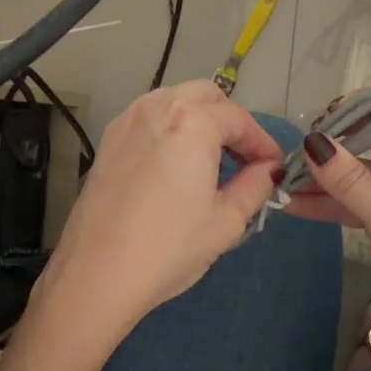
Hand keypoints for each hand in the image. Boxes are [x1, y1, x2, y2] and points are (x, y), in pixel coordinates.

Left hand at [29, 81, 283, 358]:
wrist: (97, 273)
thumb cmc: (169, 247)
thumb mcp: (226, 220)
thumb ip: (255, 186)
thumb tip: (268, 170)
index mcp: (191, 120)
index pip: (239, 119)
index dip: (262, 142)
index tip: (273, 167)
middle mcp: (156, 107)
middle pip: (205, 96)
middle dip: (229, 121)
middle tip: (243, 159)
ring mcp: (126, 121)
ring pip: (172, 102)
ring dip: (197, 121)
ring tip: (210, 162)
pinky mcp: (106, 141)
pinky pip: (148, 119)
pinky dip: (168, 130)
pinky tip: (174, 167)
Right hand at [285, 90, 370, 349]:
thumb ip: (352, 183)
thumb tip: (312, 140)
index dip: (367, 104)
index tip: (328, 117)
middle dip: (334, 139)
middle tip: (295, 150)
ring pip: (356, 171)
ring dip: (323, 174)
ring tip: (282, 177)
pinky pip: (350, 202)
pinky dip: (325, 202)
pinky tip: (291, 204)